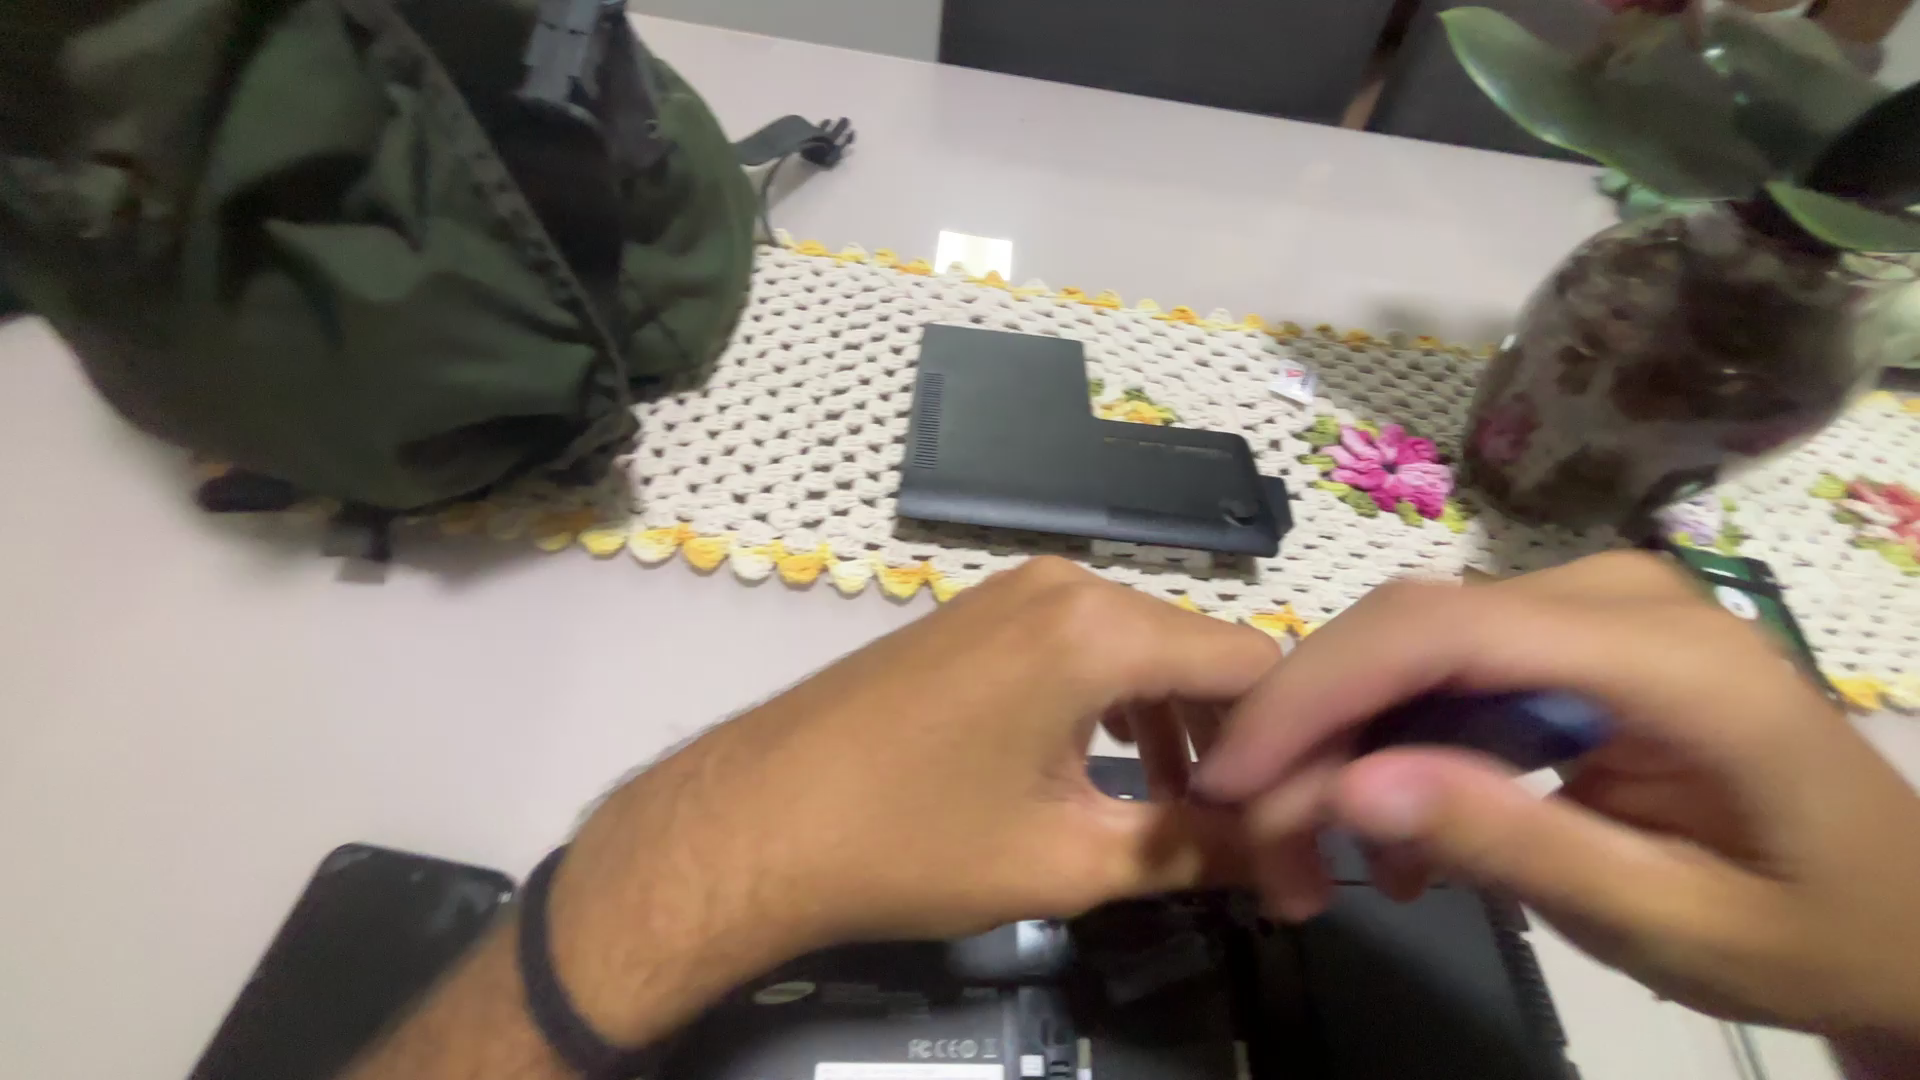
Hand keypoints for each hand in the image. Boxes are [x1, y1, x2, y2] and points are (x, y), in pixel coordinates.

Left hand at [551, 557, 1277, 1043]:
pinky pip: (1080, 645)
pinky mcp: (982, 611)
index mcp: (1101, 627)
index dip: (1292, 746)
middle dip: (1232, 743)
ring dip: (1173, 724)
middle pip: (1195, 653)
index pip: (1252, 665)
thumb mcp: (1070, 858)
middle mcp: (1066, 583)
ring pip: (1137, 649)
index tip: (1304, 824)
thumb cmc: (915, 839)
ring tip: (1183, 813)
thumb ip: (1195, 849)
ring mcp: (1016, 590)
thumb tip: (1285, 858)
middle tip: (1251, 838)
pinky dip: (1114, 701)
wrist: (759, 815)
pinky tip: (1110, 765)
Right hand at [1196, 551, 1919, 1042]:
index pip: (1434, 634)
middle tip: (1255, 826)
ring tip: (1313, 846)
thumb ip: (1513, 845)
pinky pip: (1420, 669)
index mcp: (1663, 653)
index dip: (1312, 696)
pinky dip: (1376, 740)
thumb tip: (1346, 789)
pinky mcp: (1543, 632)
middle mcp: (1602, 594)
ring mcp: (1569, 605)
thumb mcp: (1673, 923)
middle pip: (1395, 631)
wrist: (1907, 914)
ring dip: (1331, 742)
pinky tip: (1385, 817)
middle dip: (1302, 725)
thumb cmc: (1817, 930)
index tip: (1234, 778)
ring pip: (1391, 649)